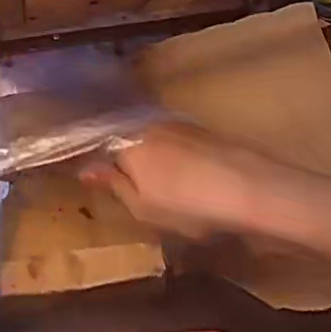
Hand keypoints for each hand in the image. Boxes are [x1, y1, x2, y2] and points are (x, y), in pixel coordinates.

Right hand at [81, 123, 305, 239]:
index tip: (96, 176)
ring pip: (148, 135)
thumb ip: (113, 185)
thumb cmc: (187, 205)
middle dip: (122, 155)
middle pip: (124, 137)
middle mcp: (144, 124)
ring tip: (157, 181)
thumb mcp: (143, 208)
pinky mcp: (196, 127)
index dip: (97, 161)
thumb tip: (85, 169)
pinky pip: (170, 137)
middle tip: (130, 183)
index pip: (99, 145)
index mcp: (125, 143)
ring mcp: (172, 122)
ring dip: (148, 153)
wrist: (245, 185)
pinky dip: (170, 152)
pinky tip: (181, 172)